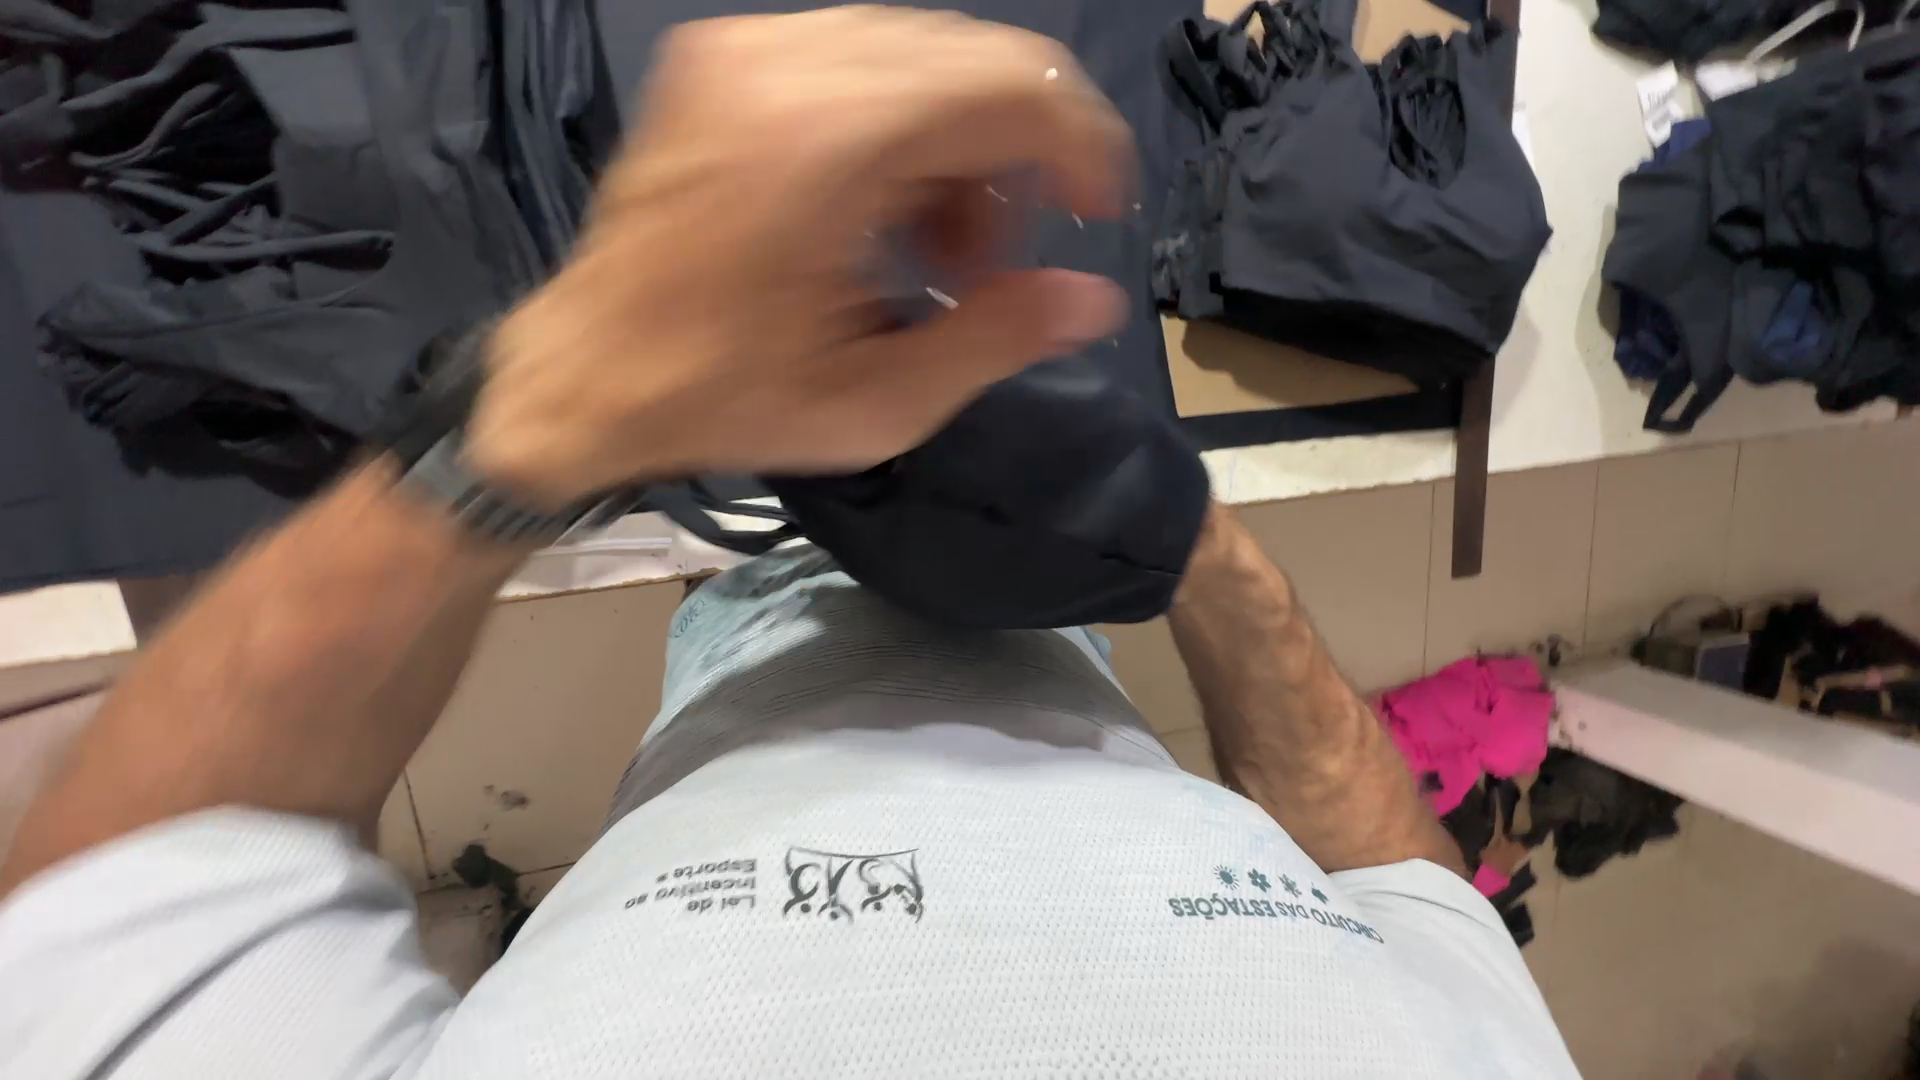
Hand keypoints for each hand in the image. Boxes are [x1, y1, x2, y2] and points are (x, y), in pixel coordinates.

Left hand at [468, 8, 1132, 507]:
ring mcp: (744, 51)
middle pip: (971, 59)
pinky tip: (886, 215)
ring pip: (919, 57)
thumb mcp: (878, 402)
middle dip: (1018, 155)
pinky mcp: (723, 64)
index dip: (1078, 141)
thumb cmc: (728, 402)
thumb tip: (1095, 300)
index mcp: (825, 145)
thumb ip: (996, 339)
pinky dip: (903, 132)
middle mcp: (783, 64)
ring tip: (939, 251)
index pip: (1009, 84)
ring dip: (961, 148)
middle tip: (996, 257)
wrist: (585, 378)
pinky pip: (858, 65)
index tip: (1095, 211)